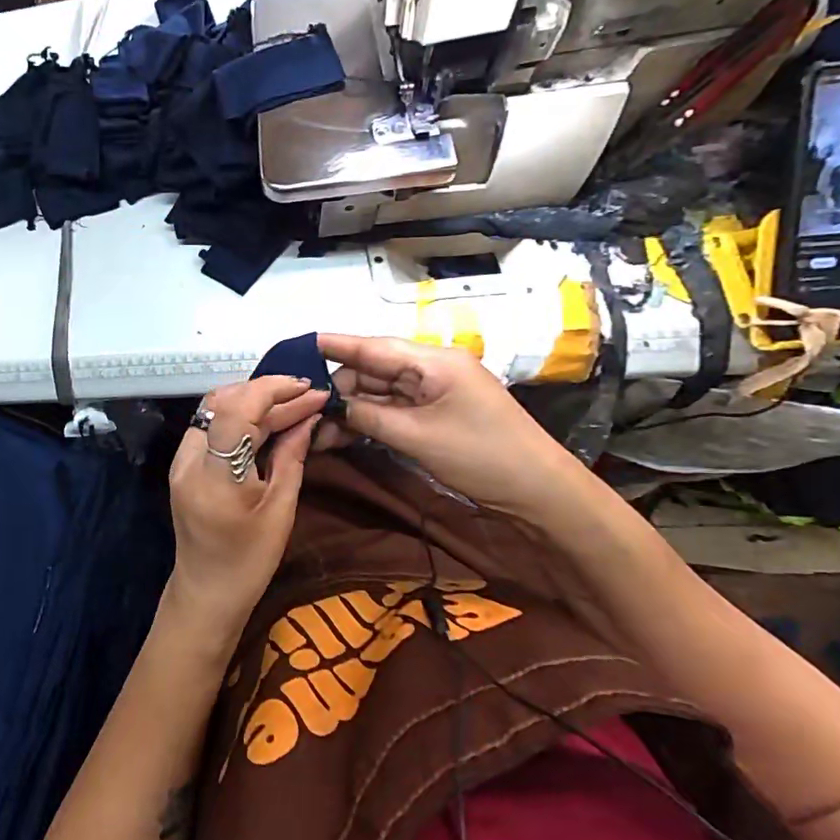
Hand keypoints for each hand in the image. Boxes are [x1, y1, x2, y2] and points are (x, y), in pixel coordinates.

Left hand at [167, 377, 326, 627]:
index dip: (272, 391)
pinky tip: (271, 420)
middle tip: (308, 396)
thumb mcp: (280, 510)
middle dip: (267, 393)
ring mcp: (181, 461)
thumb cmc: (248, 561)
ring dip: (254, 402)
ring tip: (296, 404)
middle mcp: (189, 460)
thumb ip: (291, 457)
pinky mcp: (183, 465)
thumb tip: (308, 418)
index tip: (308, 388)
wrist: (206, 591)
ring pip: (215, 411)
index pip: (236, 410)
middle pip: (222, 403)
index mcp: (213, 476)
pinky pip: (211, 428)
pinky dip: (240, 418)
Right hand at [316, 334, 588, 521]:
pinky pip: (391, 411)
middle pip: (371, 370)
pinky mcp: (434, 414)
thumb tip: (328, 405)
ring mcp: (434, 392)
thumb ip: (366, 416)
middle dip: (338, 390)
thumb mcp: (416, 436)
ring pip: (378, 393)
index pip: (373, 346)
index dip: (335, 345)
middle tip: (305, 414)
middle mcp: (431, 369)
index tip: (300, 345)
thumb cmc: (481, 456)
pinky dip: (367, 422)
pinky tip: (340, 436)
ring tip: (316, 432)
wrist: (539, 493)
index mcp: (433, 362)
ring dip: (349, 411)